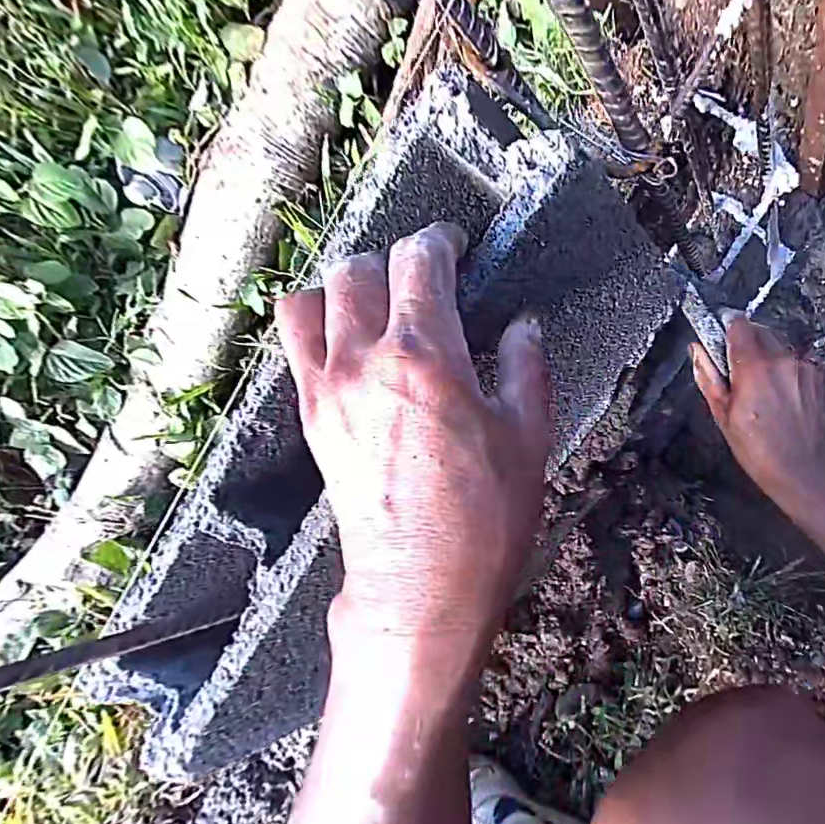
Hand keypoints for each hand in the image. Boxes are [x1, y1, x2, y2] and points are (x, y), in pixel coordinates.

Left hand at [277, 222, 549, 686]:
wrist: (424, 583)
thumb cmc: (485, 515)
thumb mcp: (528, 435)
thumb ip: (524, 367)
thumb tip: (522, 328)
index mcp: (425, 356)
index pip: (419, 262)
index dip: (440, 241)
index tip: (454, 244)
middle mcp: (363, 361)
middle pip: (357, 268)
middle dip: (393, 259)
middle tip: (423, 276)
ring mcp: (327, 390)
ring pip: (311, 300)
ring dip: (343, 287)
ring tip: (377, 304)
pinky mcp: (312, 421)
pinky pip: (296, 348)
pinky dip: (318, 327)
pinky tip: (351, 347)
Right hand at [690, 316, 824, 510]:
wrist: (804, 468)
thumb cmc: (761, 451)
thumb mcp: (724, 417)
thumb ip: (709, 377)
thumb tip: (697, 350)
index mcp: (754, 368)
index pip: (738, 324)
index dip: (726, 329)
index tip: (720, 339)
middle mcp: (781, 359)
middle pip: (759, 330)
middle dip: (745, 343)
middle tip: (736, 370)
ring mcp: (802, 366)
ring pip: (777, 345)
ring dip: (765, 356)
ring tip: (759, 389)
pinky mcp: (816, 375)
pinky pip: (793, 360)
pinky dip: (783, 369)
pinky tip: (778, 395)